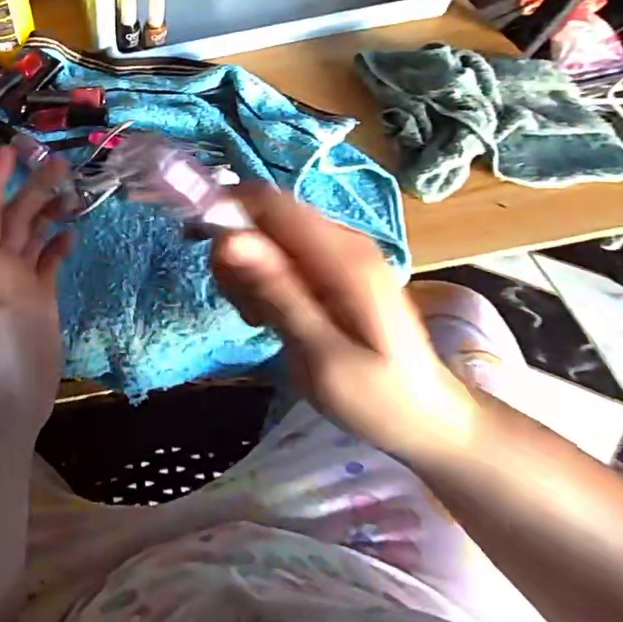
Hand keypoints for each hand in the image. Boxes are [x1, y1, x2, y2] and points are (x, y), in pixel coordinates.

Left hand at [0, 147, 73, 449]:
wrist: (6, 410)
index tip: (10, 150)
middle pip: (14, 218)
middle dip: (32, 189)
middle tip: (58, 162)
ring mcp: (21, 282)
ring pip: (34, 235)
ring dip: (49, 211)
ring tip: (72, 189)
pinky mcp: (41, 299)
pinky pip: (49, 262)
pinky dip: (59, 245)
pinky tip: (72, 233)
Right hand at [210, 186, 479, 460]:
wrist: (429, 419)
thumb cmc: (379, 399)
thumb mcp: (323, 358)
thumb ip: (277, 294)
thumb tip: (229, 239)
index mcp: (342, 256)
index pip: (269, 202)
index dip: (223, 208)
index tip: (193, 243)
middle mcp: (339, 241)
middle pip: (261, 214)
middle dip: (232, 251)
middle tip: (240, 305)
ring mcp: (336, 253)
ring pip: (264, 234)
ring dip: (243, 269)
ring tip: (257, 318)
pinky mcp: (330, 268)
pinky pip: (278, 254)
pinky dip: (258, 278)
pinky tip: (268, 315)